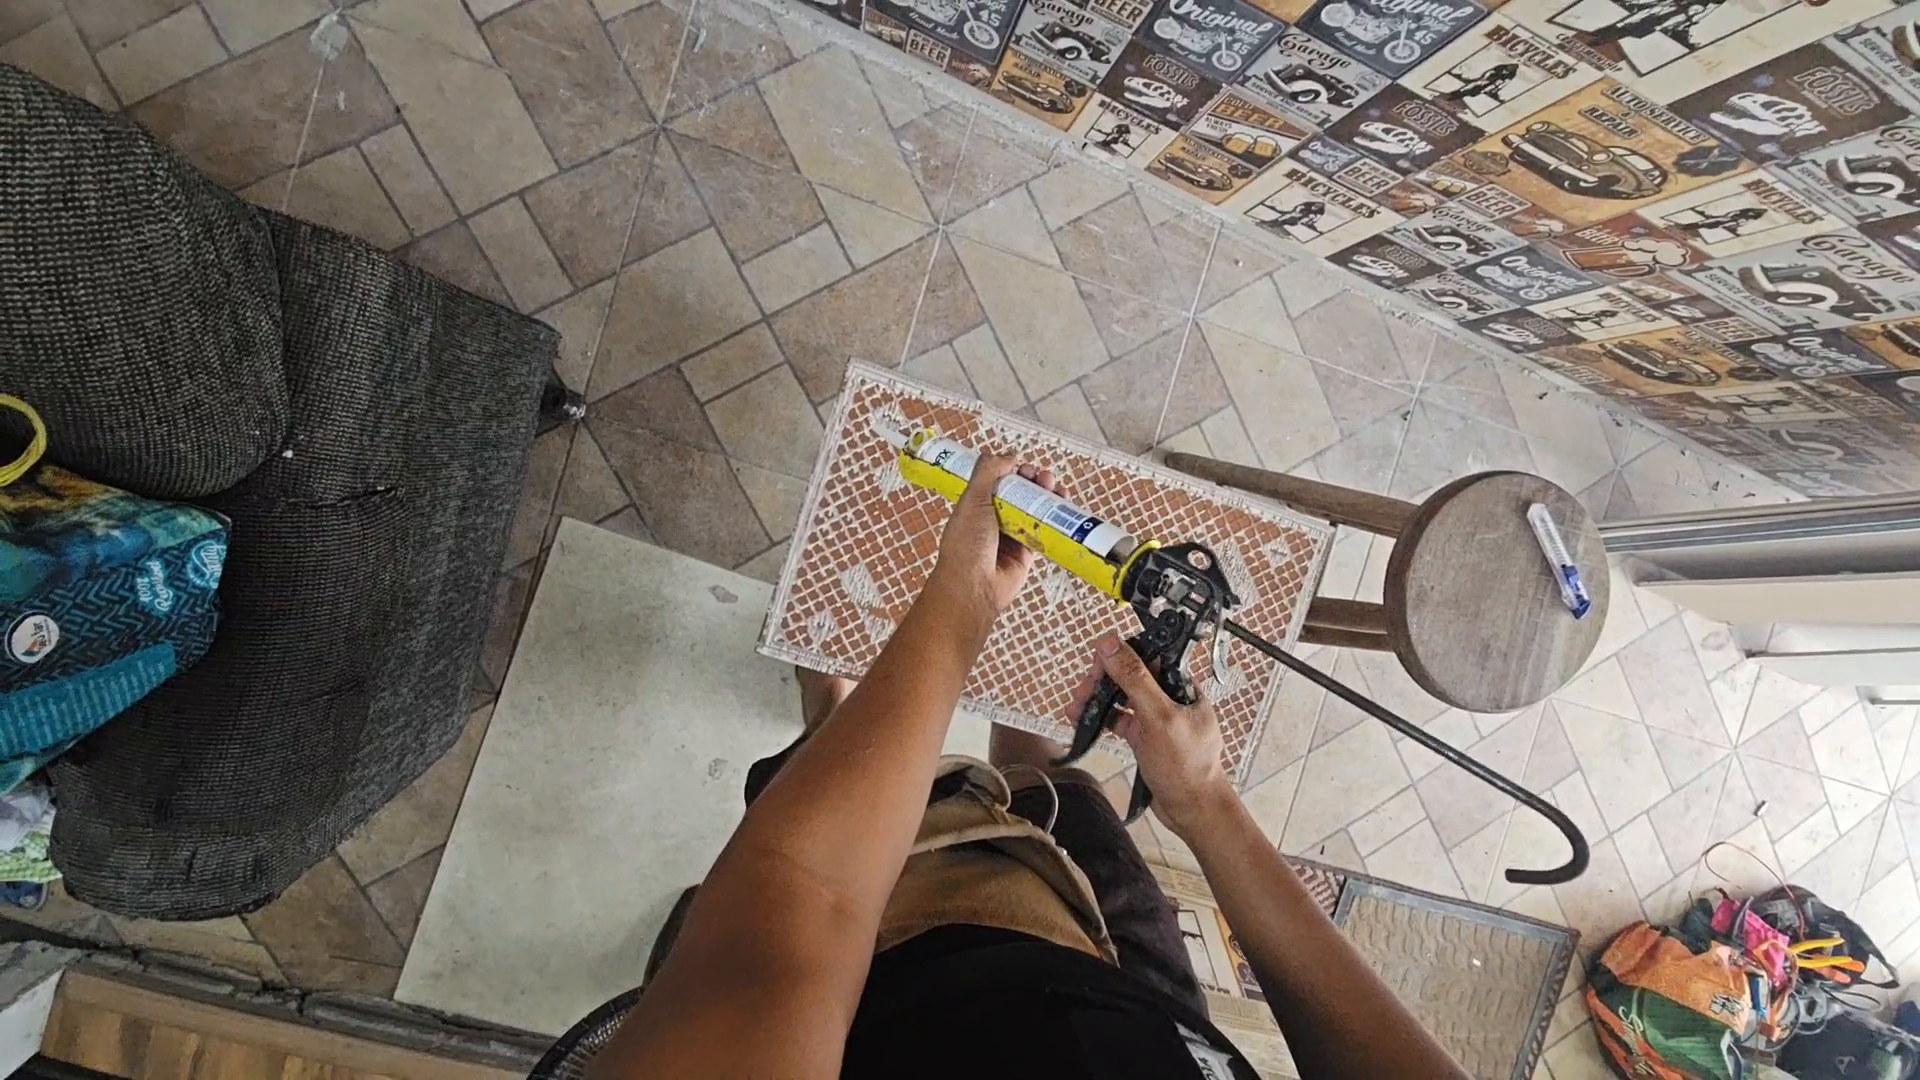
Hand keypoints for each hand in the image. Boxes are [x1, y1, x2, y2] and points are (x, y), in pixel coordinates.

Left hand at [928, 455, 1054, 616]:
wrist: (973, 586)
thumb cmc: (966, 543)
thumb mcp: (972, 500)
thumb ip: (987, 473)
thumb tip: (1007, 455)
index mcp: (975, 506)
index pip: (996, 482)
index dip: (1011, 472)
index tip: (1022, 466)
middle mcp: (992, 521)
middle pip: (1018, 495)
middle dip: (1032, 482)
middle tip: (1043, 476)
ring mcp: (1010, 537)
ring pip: (1032, 512)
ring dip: (1045, 498)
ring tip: (1055, 487)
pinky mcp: (1025, 553)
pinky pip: (1042, 533)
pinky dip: (1053, 520)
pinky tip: (1062, 507)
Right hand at [1069, 632, 1234, 839]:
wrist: (1193, 813)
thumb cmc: (1186, 767)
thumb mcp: (1158, 718)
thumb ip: (1135, 679)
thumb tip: (1110, 644)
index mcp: (1181, 686)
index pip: (1146, 656)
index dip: (1117, 657)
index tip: (1095, 666)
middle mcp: (1169, 698)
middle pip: (1129, 676)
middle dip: (1102, 680)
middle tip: (1082, 691)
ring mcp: (1156, 718)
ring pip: (1121, 697)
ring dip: (1097, 698)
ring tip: (1076, 707)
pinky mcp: (1145, 737)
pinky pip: (1119, 719)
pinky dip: (1101, 718)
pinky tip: (1083, 720)